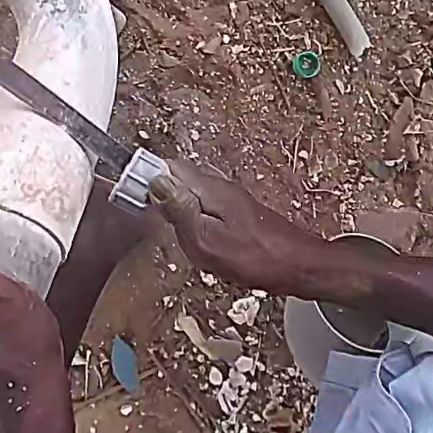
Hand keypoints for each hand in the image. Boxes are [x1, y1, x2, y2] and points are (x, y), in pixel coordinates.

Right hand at [151, 163, 337, 298]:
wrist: (298, 266)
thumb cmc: (255, 258)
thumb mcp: (207, 239)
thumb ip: (181, 210)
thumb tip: (156, 181)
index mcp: (210, 189)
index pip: (169, 167)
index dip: (147, 177)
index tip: (134, 197)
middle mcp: (220, 186)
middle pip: (180, 179)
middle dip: (162, 198)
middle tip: (159, 226)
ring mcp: (231, 198)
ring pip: (192, 195)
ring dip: (179, 212)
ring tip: (182, 240)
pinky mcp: (238, 212)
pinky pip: (206, 208)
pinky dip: (196, 222)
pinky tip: (201, 243)